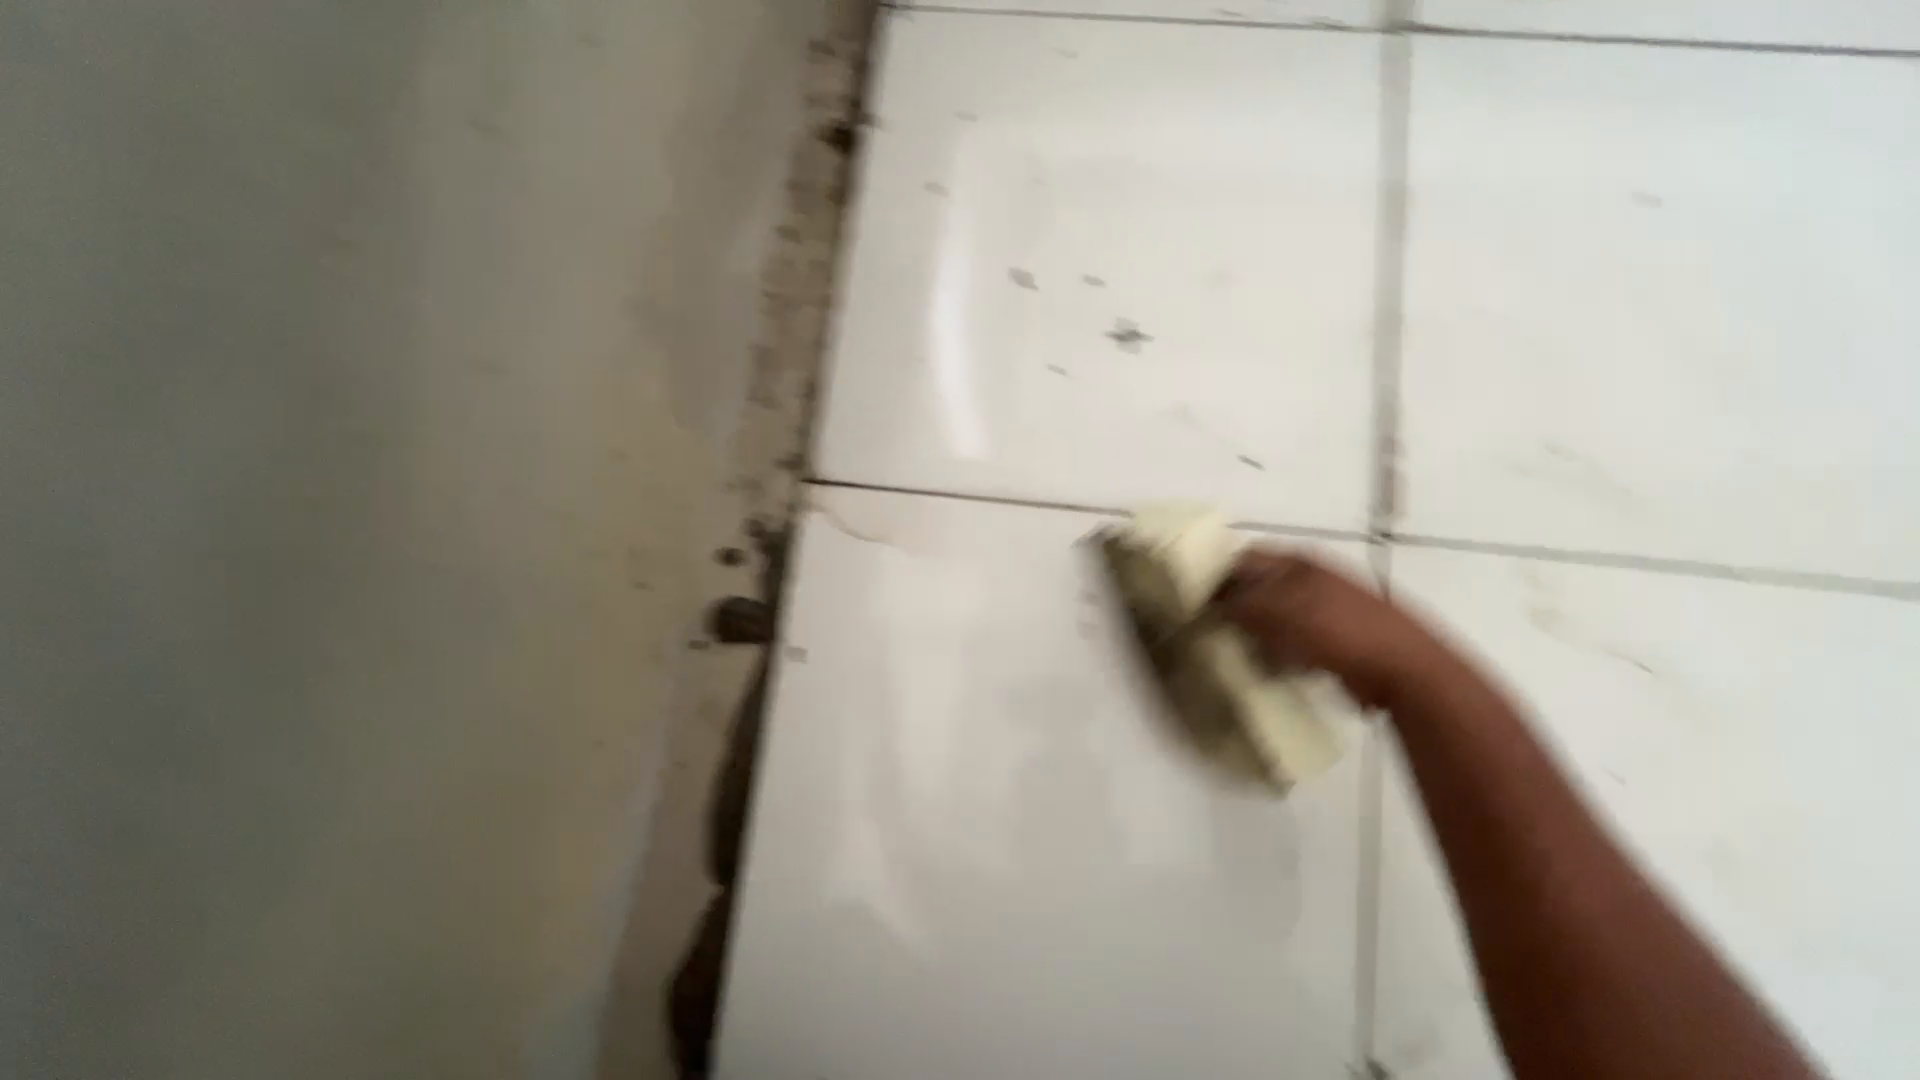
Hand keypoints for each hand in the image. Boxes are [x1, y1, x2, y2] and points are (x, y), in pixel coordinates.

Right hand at [1213, 548, 1450, 709]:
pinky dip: (1273, 655)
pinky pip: (1287, 644)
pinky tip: (1263, 669)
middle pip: (1254, 588)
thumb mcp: (1282, 612)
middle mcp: (1307, 580)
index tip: (1189, 599)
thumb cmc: (1340, 631)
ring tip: (1228, 652)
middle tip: (1204, 630)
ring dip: (1250, 635)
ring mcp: (1320, 611)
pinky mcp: (1329, 642)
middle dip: (1230, 608)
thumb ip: (1240, 605)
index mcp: (1297, 562)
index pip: (1242, 559)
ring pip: (1269, 619)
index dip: (1215, 575)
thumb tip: (1210, 605)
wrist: (1405, 670)